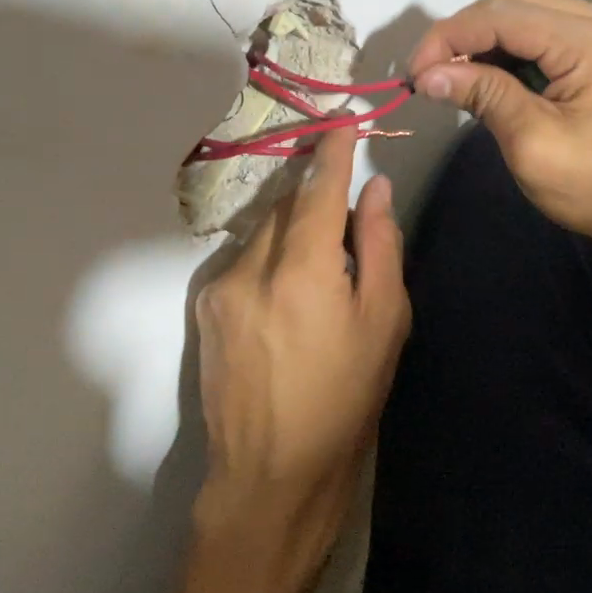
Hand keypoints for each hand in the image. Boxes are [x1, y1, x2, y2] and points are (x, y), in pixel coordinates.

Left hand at [192, 125, 409, 526]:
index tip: (343, 120)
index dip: (333, 150)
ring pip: (265, 230)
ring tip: (324, 262)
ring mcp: (222, 286)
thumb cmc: (347, 398)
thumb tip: (373, 190)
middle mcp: (253, 266)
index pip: (319, 188)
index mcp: (304, 269)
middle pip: (287, 203)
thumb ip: (380, 246)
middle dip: (316, 191)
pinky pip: (246, 258)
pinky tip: (293, 291)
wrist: (272, 471)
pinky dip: (274, 254)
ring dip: (295, 227)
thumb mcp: (385, 322)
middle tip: (348, 204)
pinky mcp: (206, 307)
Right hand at [407, 0, 591, 256]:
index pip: (503, 15)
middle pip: (514, 3)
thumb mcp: (534, 146)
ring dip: (486, 40)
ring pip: (528, 13)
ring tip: (455, 78)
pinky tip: (492, 76)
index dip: (450, 37)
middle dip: (464, 35)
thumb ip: (484, 97)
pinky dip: (513, 49)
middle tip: (431, 77)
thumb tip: (428, 74)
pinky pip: (548, 31)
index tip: (415, 73)